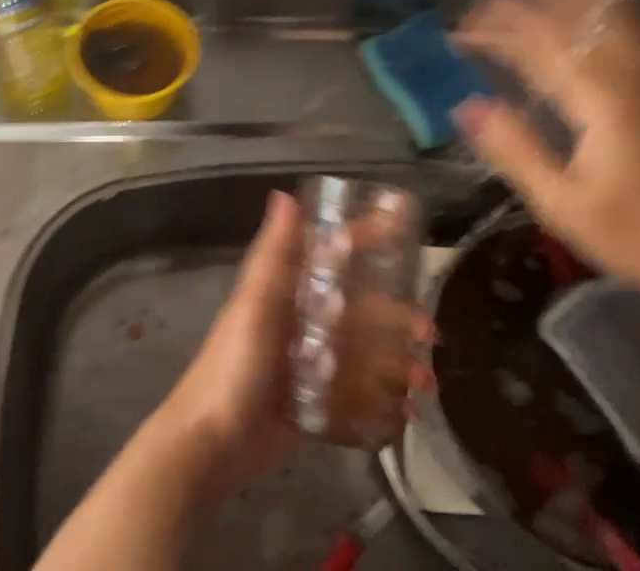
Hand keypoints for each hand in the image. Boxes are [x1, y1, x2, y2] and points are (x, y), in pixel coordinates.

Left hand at [154, 191, 432, 491]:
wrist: (211, 444)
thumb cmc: (232, 366)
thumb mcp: (253, 306)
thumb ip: (273, 255)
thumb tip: (285, 194)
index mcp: (286, 294)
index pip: (330, 257)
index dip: (364, 242)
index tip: (402, 234)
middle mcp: (301, 324)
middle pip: (358, 312)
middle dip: (395, 319)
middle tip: (428, 333)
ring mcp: (310, 366)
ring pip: (364, 355)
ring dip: (397, 363)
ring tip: (424, 381)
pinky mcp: (315, 404)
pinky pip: (358, 397)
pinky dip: (384, 401)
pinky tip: (409, 410)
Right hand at [452, 0, 639, 306]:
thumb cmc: (639, 237)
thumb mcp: (563, 203)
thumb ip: (514, 148)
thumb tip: (467, 104)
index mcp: (601, 97)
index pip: (537, 40)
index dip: (493, 28)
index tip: (456, 33)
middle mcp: (631, 72)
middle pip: (579, 5)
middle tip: (487, 7)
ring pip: (611, 8)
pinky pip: (624, 27)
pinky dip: (592, 9)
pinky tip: (576, 18)